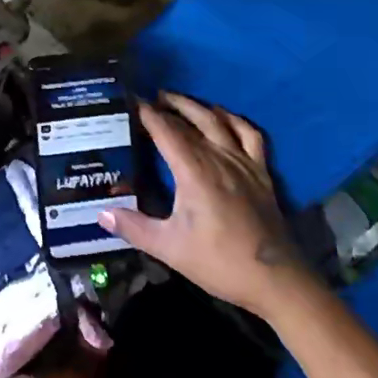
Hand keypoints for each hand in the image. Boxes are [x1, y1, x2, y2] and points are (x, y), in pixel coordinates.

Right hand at [98, 92, 307, 319]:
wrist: (276, 280)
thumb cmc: (219, 262)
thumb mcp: (169, 248)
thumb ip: (134, 227)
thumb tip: (101, 213)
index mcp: (194, 171)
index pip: (166, 131)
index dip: (147, 113)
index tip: (130, 100)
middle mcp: (218, 158)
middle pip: (192, 120)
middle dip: (170, 105)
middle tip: (151, 97)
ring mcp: (243, 162)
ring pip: (219, 121)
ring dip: (197, 107)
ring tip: (180, 101)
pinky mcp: (261, 173)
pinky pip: (249, 135)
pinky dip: (234, 120)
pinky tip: (224, 117)